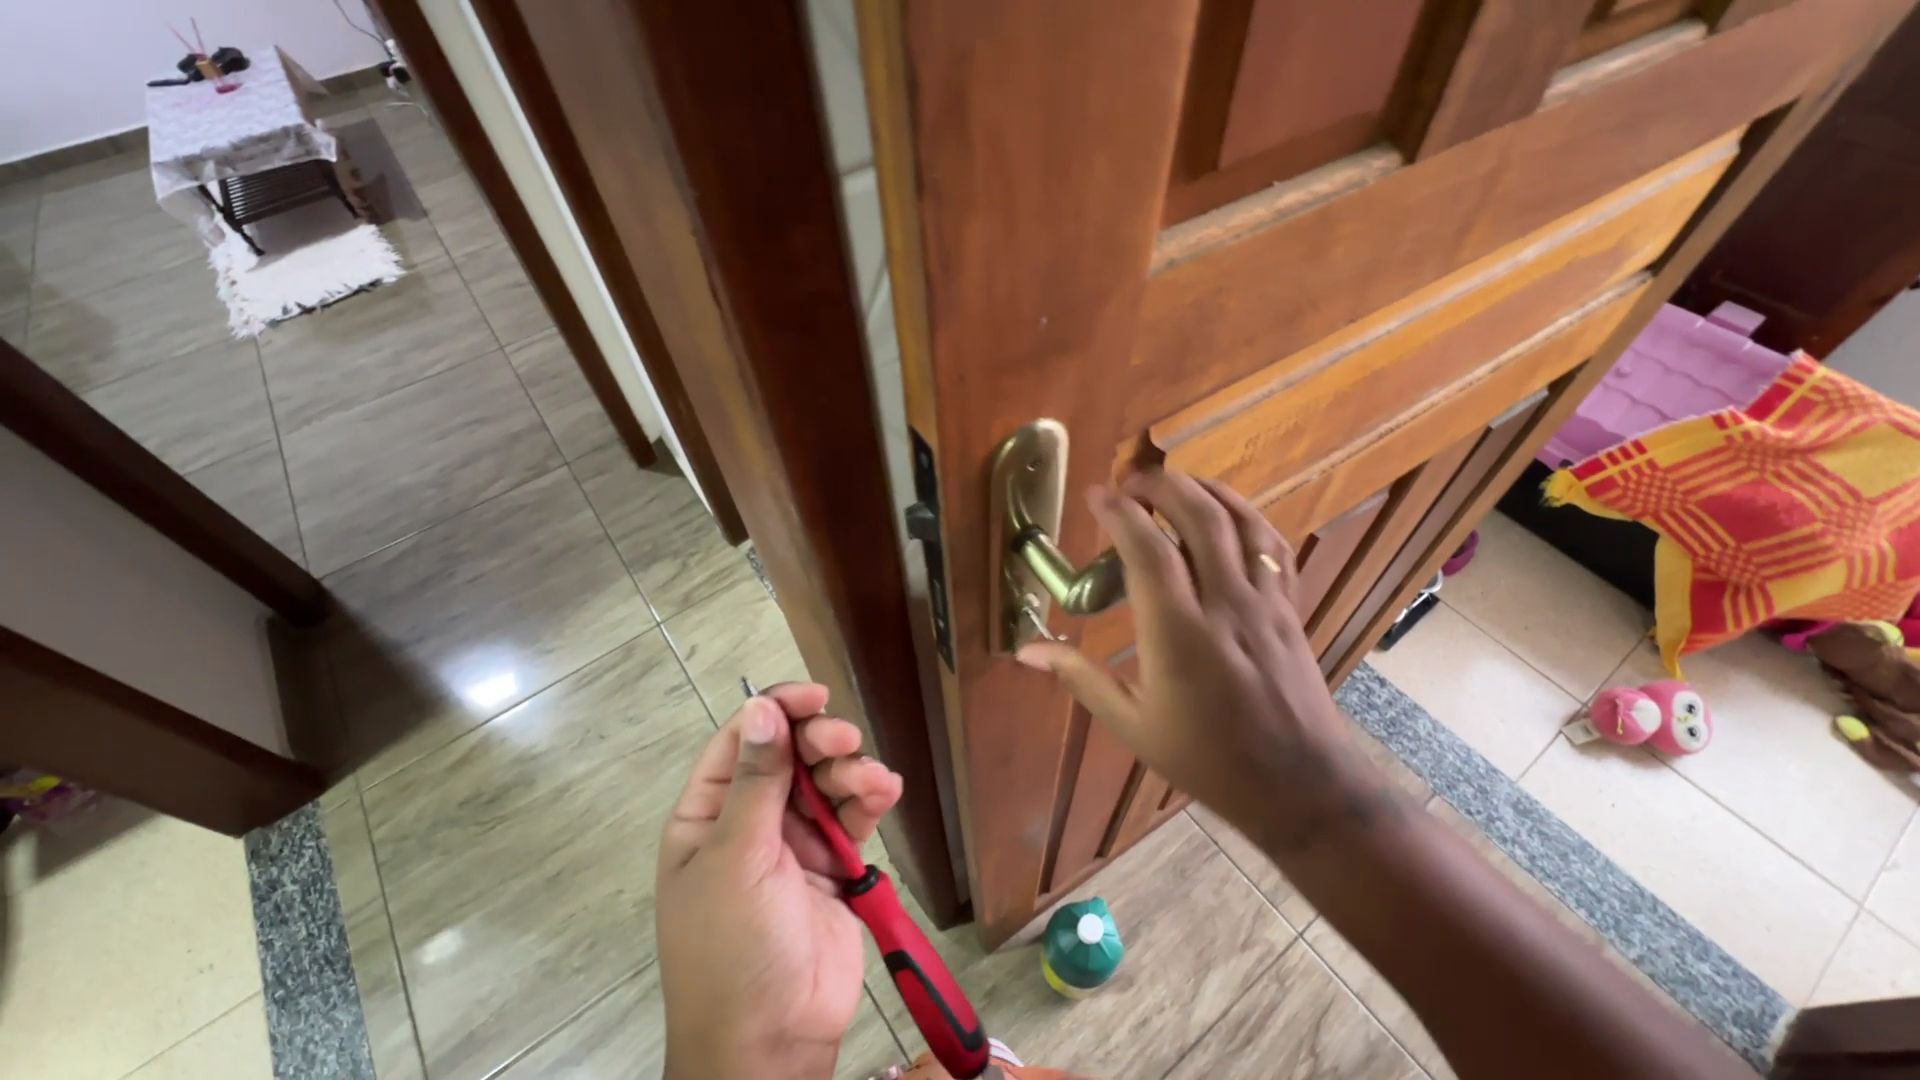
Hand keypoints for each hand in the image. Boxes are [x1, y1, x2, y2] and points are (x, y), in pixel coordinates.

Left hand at [657, 683, 903, 1078]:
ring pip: (827, 784)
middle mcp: (751, 822)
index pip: (741, 742)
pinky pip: (853, 820)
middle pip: (790, 757)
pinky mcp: (835, 868)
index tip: (814, 695)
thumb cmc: (733, 948)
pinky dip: (870, 801)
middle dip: (819, 742)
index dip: (776, 711)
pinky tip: (885, 792)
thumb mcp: (736, 859)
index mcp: (708, 816)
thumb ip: (755, 781)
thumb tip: (759, 707)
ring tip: (871, 782)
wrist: (772, 1040)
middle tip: (844, 741)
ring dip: (850, 773)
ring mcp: (795, 846)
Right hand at [1015, 469, 1393, 852]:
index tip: (1096, 496)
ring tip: (1173, 485)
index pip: (1147, 550)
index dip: (1119, 513)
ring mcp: (1265, 602)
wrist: (1299, 783)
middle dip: (1161, 486)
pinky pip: (1272, 544)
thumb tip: (1026, 652)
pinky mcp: (1289, 607)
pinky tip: (1226, 514)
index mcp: (1178, 636)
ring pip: (1240, 521)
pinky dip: (1246, 516)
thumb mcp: (1133, 725)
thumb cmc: (1207, 759)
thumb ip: (1080, 678)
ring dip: (1204, 490)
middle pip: (1198, 517)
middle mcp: (1225, 605)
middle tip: (1130, 482)